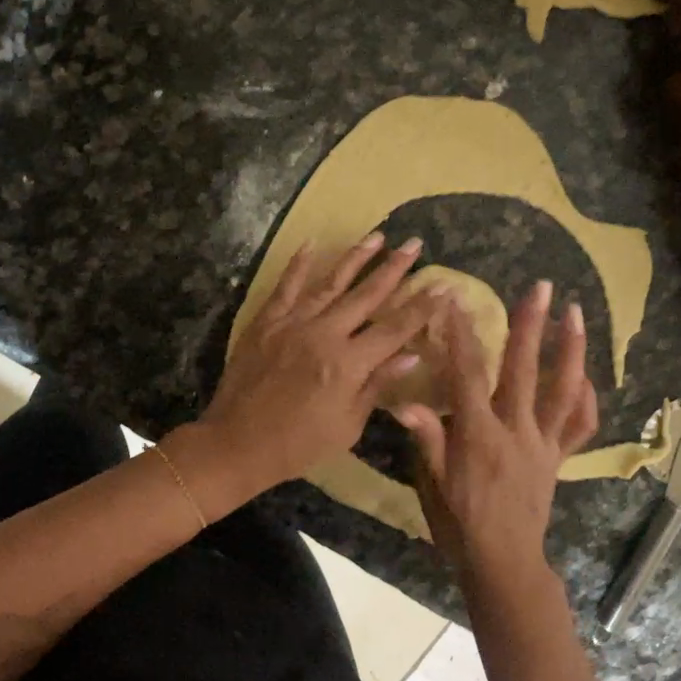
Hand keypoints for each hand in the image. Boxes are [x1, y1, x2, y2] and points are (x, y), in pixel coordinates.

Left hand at [191, 234, 449, 499]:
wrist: (236, 442)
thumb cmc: (298, 444)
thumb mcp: (347, 425)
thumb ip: (376, 385)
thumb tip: (410, 355)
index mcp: (347, 364)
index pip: (394, 329)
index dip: (421, 307)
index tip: (444, 285)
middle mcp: (323, 334)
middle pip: (366, 296)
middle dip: (394, 269)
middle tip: (414, 244)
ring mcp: (292, 324)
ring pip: (330, 283)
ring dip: (355, 258)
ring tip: (377, 236)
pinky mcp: (266, 322)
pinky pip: (286, 287)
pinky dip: (299, 264)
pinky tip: (311, 243)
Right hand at [393, 280, 599, 588]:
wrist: (503, 561)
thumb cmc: (459, 523)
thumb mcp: (431, 483)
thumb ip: (426, 439)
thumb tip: (404, 402)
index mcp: (478, 434)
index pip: (468, 374)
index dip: (460, 335)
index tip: (457, 301)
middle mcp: (516, 430)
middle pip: (525, 369)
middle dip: (531, 324)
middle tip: (540, 287)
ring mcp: (543, 444)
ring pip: (563, 390)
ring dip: (571, 349)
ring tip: (575, 314)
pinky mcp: (558, 459)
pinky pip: (579, 425)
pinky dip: (586, 398)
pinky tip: (585, 375)